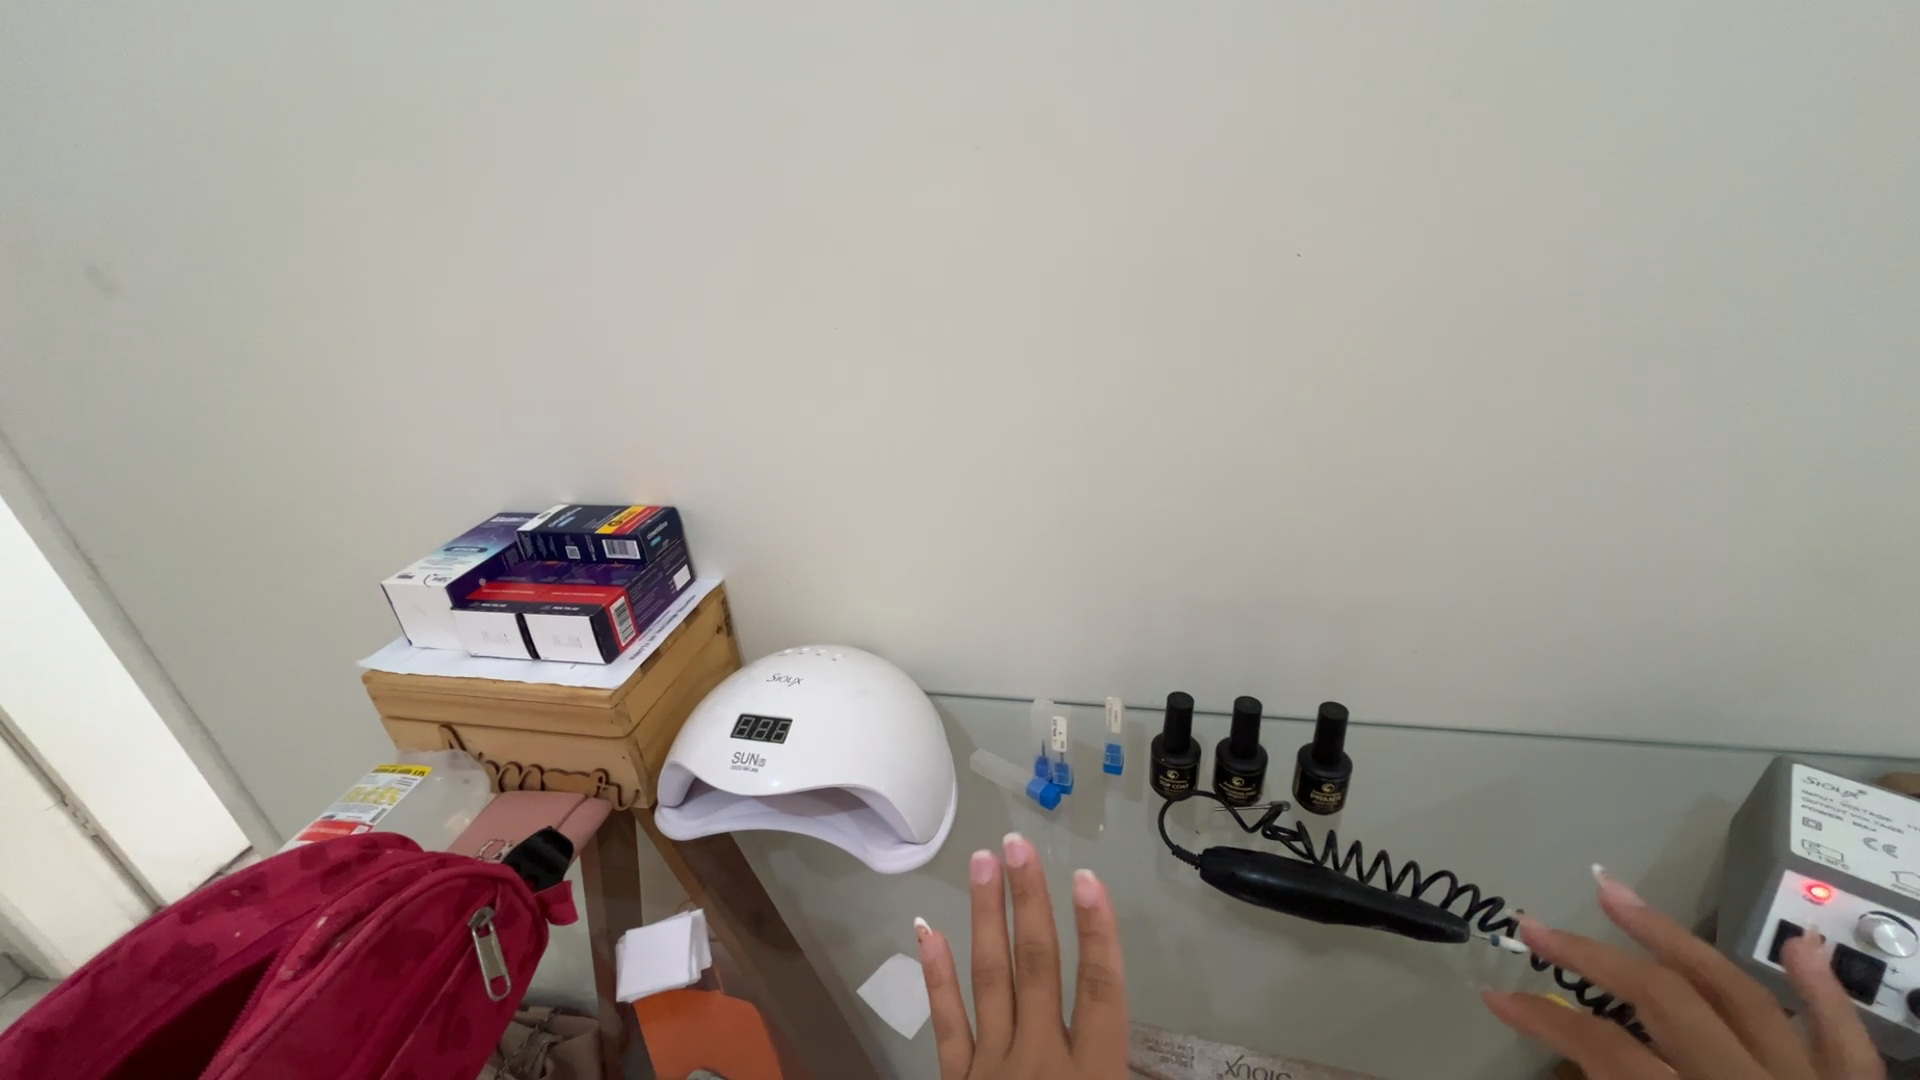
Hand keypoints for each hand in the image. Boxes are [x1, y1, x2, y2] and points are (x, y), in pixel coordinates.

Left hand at [915, 832, 1128, 1078]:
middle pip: (1036, 966)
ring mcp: (991, 1070)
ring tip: (981, 861)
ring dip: (987, 916)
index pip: (1099, 990)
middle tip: (1017, 844)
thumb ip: (1128, 1067)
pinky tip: (929, 933)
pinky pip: (947, 1026)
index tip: (1088, 877)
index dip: (1097, 932)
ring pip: (990, 980)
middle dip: (1029, 900)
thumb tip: (1146, 1033)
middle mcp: (1039, 1061)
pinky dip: (937, 979)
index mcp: (1092, 1076)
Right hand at [1483, 866, 1885, 1079]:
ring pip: (1742, 995)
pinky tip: (1802, 945)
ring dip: (1673, 938)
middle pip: (1664, 1002)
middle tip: (1532, 925)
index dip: (1543, 1018)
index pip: (1603, 1051)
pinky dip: (1826, 995)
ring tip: (1616, 893)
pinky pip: (1851, 1046)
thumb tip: (1566, 1065)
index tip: (1495, 997)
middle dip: (1590, 957)